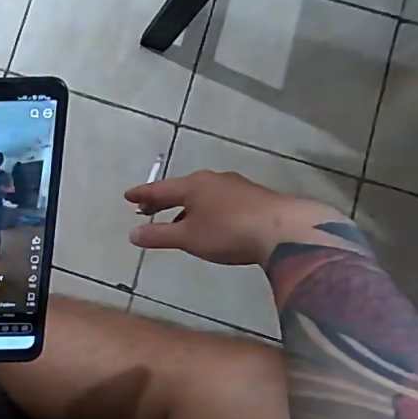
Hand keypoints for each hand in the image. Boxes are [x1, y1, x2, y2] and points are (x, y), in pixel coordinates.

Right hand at [125, 170, 346, 267]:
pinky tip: (209, 222)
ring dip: (187, 206)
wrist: (290, 231)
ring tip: (177, 220)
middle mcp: (214, 181)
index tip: (127, 196)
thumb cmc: (228, 231)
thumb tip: (133, 234)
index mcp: (193, 186)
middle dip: (163, 200)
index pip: (159, 189)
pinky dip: (207, 209)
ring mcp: (239, 188)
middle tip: (147, 209)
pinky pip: (222, 201)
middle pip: (181, 189)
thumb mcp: (186, 237)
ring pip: (203, 195)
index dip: (142, 194)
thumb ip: (157, 235)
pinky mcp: (258, 199)